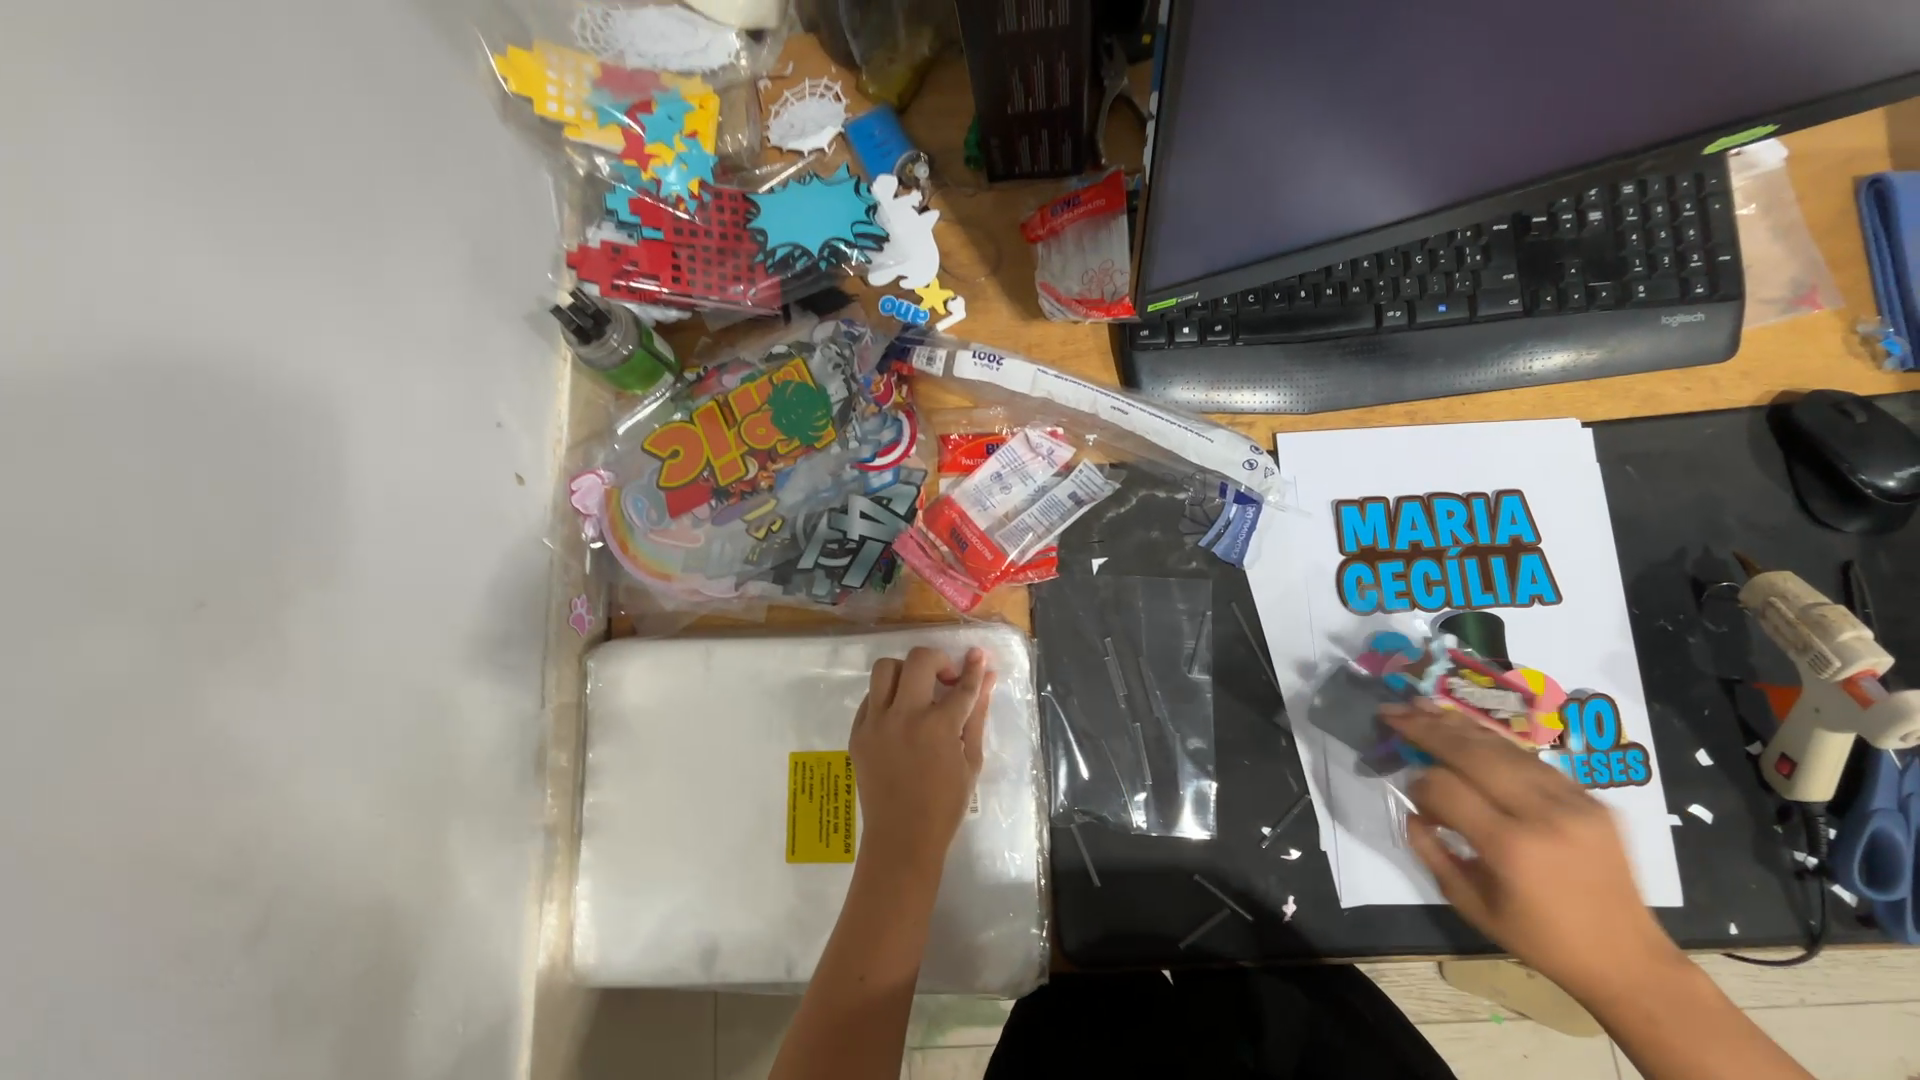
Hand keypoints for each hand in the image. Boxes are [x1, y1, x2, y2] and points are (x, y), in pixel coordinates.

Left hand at [850, 647, 995, 876]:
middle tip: (946, 679)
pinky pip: (870, 697)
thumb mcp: (971, 759)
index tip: (978, 656)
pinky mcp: (857, 733)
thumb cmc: (945, 804)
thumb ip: (977, 714)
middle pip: (918, 660)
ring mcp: (875, 723)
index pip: (961, 685)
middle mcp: (904, 716)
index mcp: (938, 727)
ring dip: (907, 672)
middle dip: (938, 660)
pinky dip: (887, 697)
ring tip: (918, 692)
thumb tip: (988, 678)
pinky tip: (900, 715)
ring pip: (885, 669)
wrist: (901, 837)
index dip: (973, 668)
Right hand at [1383, 699, 1686, 1001]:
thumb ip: (1431, 850)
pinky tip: (1469, 733)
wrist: (1626, 957)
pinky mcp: (1593, 799)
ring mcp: (1574, 801)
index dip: (1418, 783)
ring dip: (1459, 726)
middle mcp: (1543, 813)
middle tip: (1393, 712)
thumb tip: (1413, 809)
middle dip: (1427, 728)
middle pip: (1473, 753)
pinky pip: (1533, 761)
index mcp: (1510, 846)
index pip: (1445, 787)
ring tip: (1422, 707)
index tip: (1411, 796)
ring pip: (1504, 747)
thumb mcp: (1469, 904)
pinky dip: (1496, 745)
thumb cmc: (1539, 939)